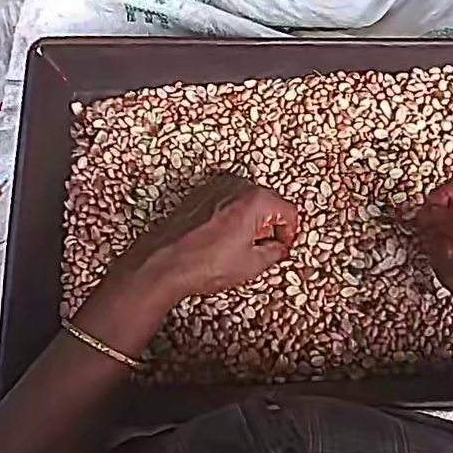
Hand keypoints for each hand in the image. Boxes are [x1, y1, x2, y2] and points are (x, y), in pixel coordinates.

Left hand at [107, 174, 298, 304]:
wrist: (162, 263)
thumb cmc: (202, 263)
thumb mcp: (252, 265)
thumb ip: (275, 252)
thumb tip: (279, 248)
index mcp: (255, 200)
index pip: (289, 211)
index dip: (290, 233)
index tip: (283, 247)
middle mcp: (236, 186)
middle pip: (269, 203)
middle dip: (271, 226)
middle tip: (265, 250)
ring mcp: (216, 188)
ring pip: (247, 202)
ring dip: (251, 221)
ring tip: (240, 247)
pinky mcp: (199, 195)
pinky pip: (227, 202)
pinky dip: (231, 217)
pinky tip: (222, 240)